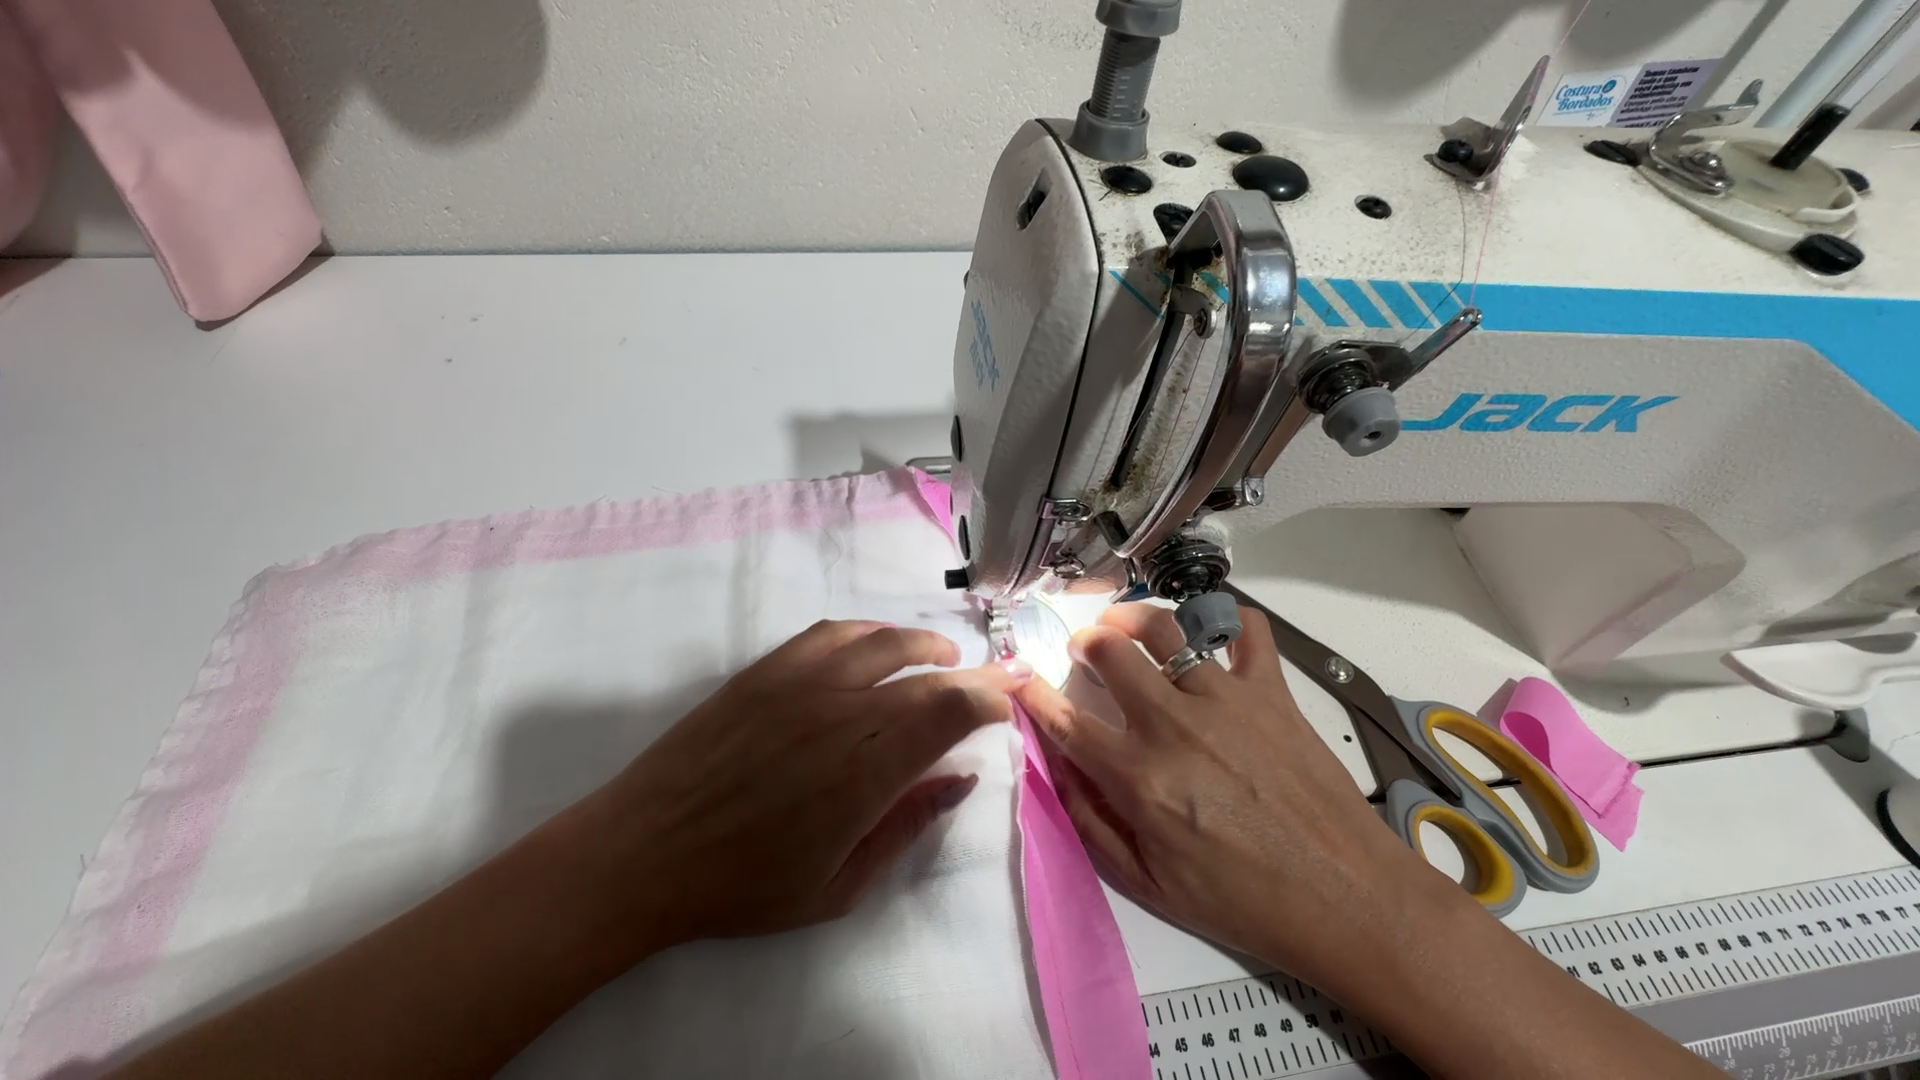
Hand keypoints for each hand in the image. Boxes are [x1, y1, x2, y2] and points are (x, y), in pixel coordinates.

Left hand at [580, 620, 1032, 950]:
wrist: (643, 853)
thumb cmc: (744, 886)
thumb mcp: (839, 887)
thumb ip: (906, 826)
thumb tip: (961, 780)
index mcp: (866, 771)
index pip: (950, 713)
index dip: (989, 701)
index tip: (1004, 706)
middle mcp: (841, 713)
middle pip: (926, 677)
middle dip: (972, 675)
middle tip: (994, 678)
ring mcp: (800, 684)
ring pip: (882, 643)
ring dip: (923, 645)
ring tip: (942, 657)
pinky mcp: (764, 671)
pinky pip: (828, 635)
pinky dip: (866, 633)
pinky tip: (876, 644)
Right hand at [1016, 603, 1452, 993]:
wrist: (1346, 897)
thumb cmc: (1242, 900)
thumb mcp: (1148, 883)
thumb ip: (1090, 822)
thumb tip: (1054, 768)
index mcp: (1138, 776)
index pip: (1064, 720)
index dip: (1032, 695)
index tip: (1020, 680)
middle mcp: (1174, 724)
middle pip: (1110, 652)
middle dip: (1084, 642)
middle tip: (1084, 649)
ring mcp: (1226, 699)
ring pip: (1167, 627)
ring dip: (1135, 617)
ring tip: (1127, 623)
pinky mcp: (1273, 691)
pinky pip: (1247, 630)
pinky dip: (1227, 619)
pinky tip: (1214, 631)